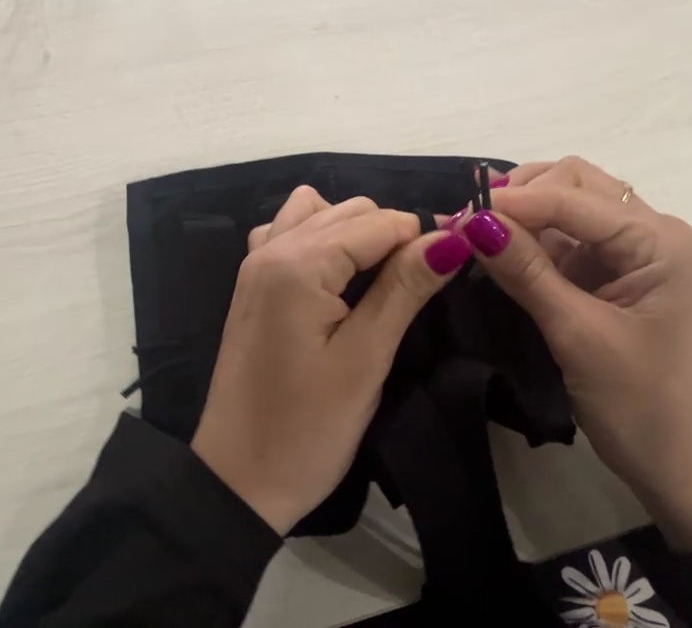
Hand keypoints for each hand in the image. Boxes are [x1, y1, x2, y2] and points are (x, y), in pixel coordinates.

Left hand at [190, 186, 474, 533]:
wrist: (236, 481)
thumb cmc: (306, 428)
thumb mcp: (365, 359)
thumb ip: (405, 289)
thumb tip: (452, 238)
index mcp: (299, 262)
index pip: (379, 222)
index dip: (424, 238)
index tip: (455, 266)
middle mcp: (272, 247)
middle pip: (350, 210)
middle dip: (393, 236)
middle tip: (421, 286)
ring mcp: (256, 263)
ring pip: (319, 213)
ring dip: (356, 233)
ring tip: (379, 282)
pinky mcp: (252, 284)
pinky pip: (290, 232)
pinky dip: (321, 239)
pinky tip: (336, 279)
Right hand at [448, 158, 691, 554]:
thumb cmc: (646, 408)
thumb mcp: (579, 337)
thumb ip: (527, 273)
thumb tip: (472, 222)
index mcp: (658, 240)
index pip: (574, 195)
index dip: (515, 200)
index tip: (458, 214)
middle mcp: (650, 233)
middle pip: (576, 184)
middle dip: (523, 195)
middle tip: (469, 224)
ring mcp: (633, 256)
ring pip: (570, 207)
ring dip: (526, 215)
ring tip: (478, 235)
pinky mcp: (615, 280)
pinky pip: (569, 241)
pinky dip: (534, 241)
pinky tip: (502, 253)